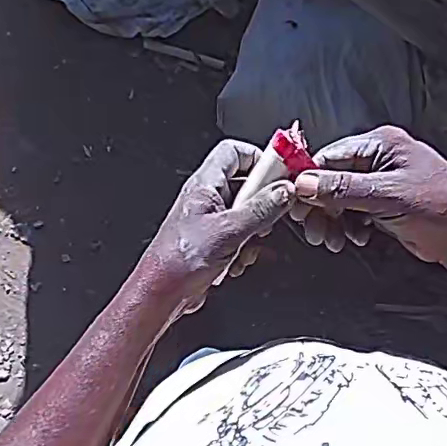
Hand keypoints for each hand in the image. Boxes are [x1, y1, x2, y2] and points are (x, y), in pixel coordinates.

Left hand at [133, 139, 293, 317]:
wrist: (162, 293)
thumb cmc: (177, 261)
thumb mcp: (228, 231)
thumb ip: (261, 210)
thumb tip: (284, 191)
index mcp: (204, 185)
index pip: (235, 152)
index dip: (260, 158)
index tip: (281, 174)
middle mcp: (207, 200)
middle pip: (247, 185)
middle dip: (262, 205)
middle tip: (268, 218)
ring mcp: (211, 222)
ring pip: (248, 216)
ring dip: (254, 234)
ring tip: (245, 246)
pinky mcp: (214, 244)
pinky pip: (241, 238)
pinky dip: (244, 250)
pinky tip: (235, 262)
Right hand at [290, 126, 446, 271]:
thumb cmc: (445, 210)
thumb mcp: (390, 197)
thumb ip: (345, 189)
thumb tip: (304, 183)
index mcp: (382, 145)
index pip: (329, 157)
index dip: (308, 181)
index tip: (295, 205)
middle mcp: (378, 160)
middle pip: (330, 180)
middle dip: (319, 208)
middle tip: (315, 231)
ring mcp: (379, 183)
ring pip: (337, 200)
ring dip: (331, 221)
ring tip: (334, 241)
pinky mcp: (381, 205)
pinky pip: (350, 213)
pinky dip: (345, 227)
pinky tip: (352, 239)